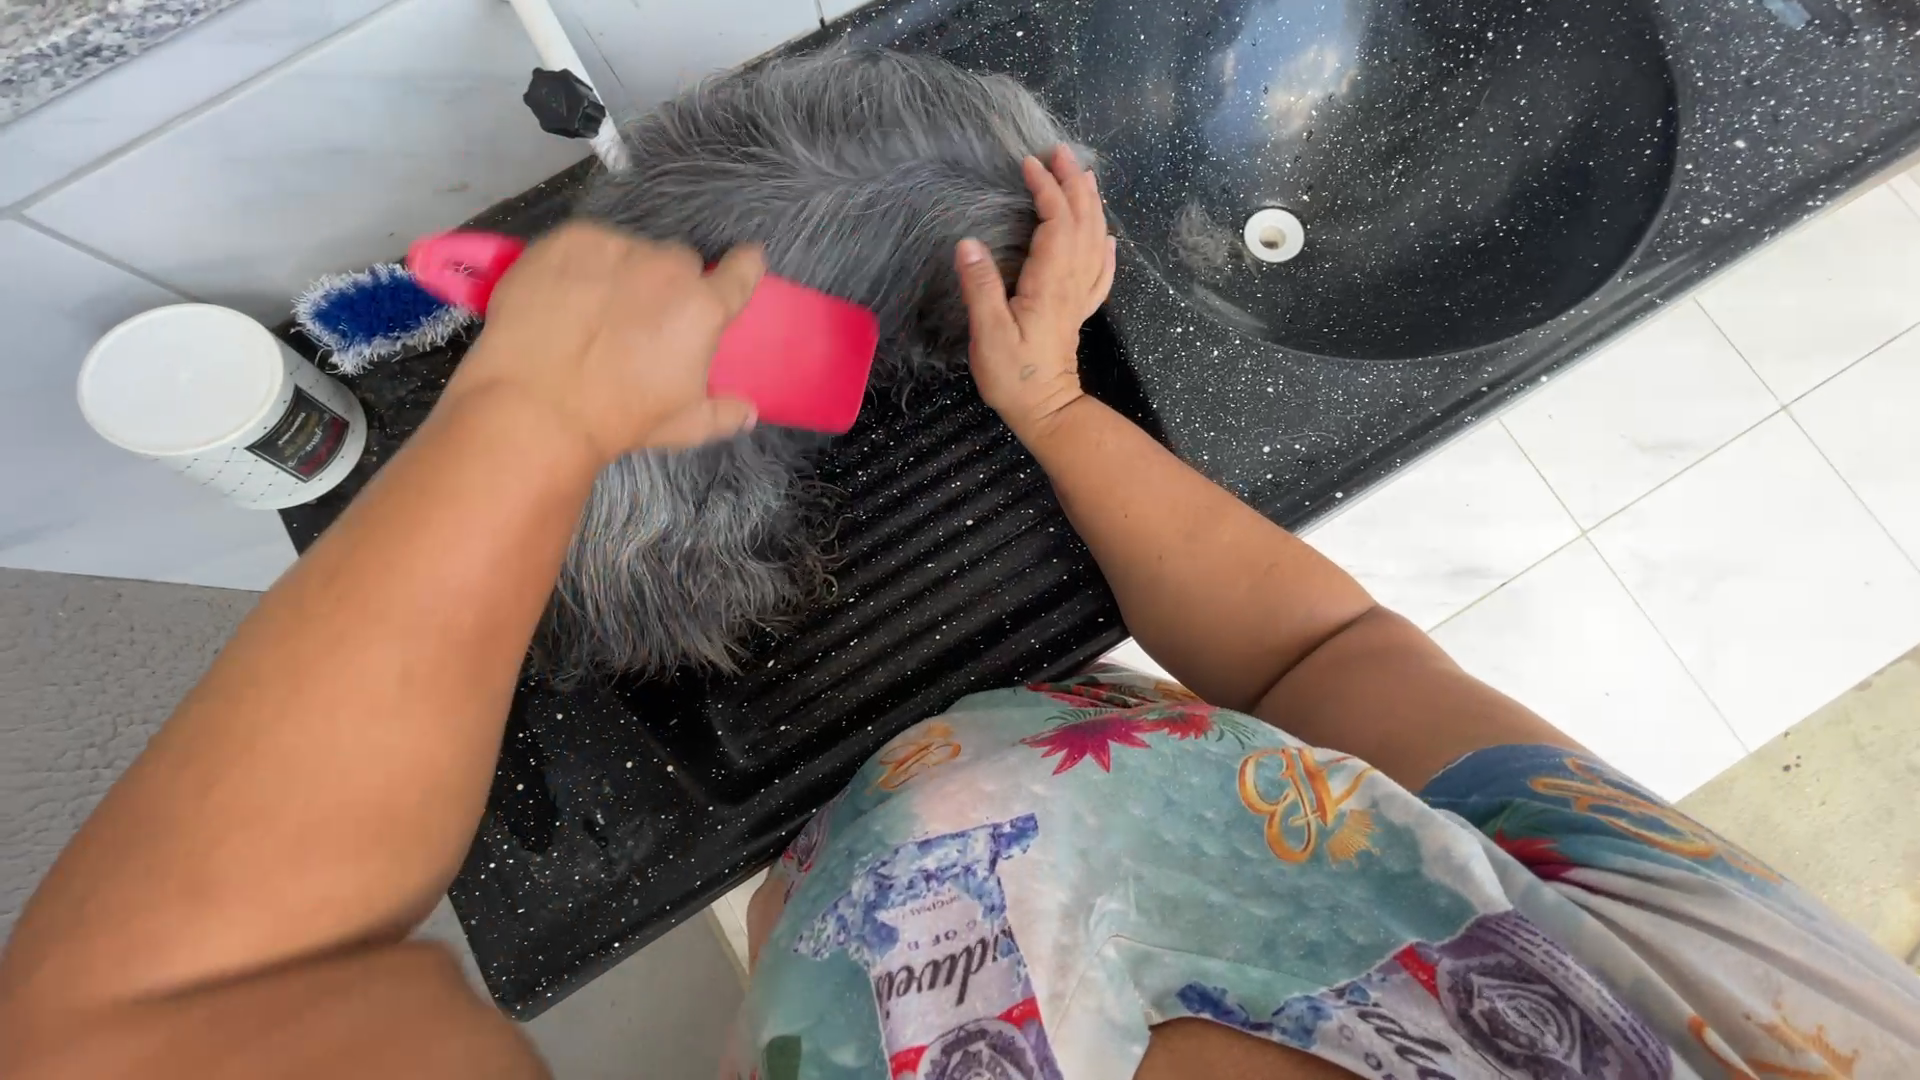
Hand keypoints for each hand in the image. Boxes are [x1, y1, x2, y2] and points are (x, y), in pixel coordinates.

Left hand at [443, 222, 763, 461]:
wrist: (539, 404)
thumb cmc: (624, 417)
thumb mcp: (687, 425)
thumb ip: (725, 414)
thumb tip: (749, 412)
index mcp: (704, 309)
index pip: (741, 273)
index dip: (745, 266)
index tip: (748, 260)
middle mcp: (668, 269)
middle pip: (682, 261)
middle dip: (673, 283)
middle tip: (647, 316)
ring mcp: (618, 248)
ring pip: (635, 250)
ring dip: (629, 270)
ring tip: (600, 307)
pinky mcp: (571, 239)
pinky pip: (591, 242)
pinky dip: (587, 262)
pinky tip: (569, 295)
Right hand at [955, 145, 1116, 436]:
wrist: (1047, 411)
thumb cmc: (1014, 376)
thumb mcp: (989, 334)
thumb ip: (980, 287)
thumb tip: (968, 243)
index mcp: (1050, 282)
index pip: (1056, 222)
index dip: (1046, 189)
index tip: (1029, 165)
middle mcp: (1071, 283)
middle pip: (1082, 222)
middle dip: (1073, 184)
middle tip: (1060, 154)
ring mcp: (1079, 297)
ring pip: (1095, 240)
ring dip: (1091, 205)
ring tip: (1084, 177)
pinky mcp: (1078, 312)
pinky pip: (1100, 273)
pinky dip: (1105, 249)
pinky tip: (1107, 238)